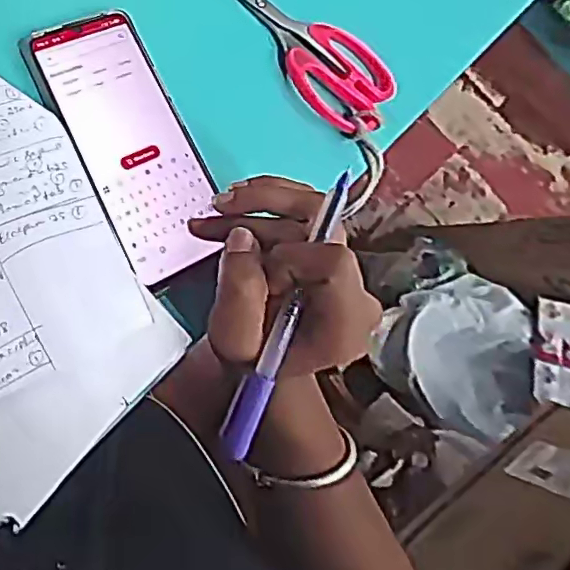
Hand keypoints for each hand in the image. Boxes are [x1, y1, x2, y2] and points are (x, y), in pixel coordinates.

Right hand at [155, 176, 379, 447]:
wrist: (261, 368)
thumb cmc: (251, 362)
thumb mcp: (236, 338)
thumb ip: (240, 289)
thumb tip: (242, 234)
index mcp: (345, 318)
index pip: (332, 260)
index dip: (288, 256)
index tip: (258, 274)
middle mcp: (353, 289)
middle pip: (326, 221)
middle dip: (270, 203)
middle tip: (224, 201)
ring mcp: (341, 271)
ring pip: (309, 212)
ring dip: (257, 204)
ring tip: (216, 207)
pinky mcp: (322, 258)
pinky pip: (301, 218)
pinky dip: (263, 209)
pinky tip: (232, 211)